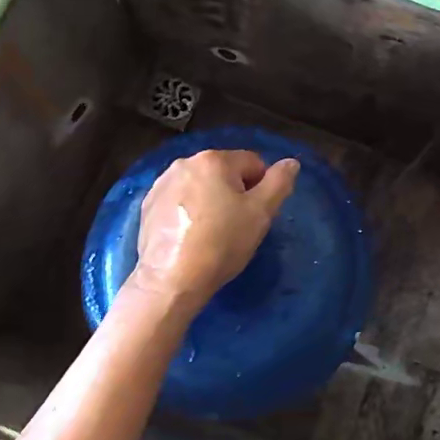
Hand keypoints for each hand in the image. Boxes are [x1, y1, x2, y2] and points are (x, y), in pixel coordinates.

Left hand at [129, 150, 298, 307]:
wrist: (171, 280)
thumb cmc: (222, 244)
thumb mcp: (261, 214)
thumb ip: (279, 183)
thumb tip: (291, 162)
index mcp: (214, 160)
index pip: (253, 163)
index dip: (262, 189)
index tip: (256, 216)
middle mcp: (184, 163)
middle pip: (224, 172)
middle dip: (234, 194)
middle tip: (237, 226)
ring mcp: (161, 184)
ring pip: (200, 186)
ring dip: (211, 201)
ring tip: (212, 233)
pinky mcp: (148, 206)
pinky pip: (179, 201)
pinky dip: (188, 213)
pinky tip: (191, 237)